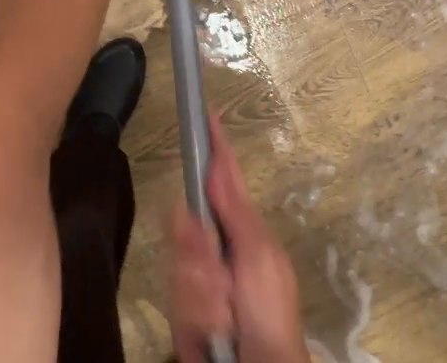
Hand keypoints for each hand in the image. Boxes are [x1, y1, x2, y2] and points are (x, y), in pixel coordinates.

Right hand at [166, 117, 309, 362]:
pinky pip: (174, 298)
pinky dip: (194, 318)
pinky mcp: (186, 310)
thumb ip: (233, 215)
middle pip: (185, 225)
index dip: (216, 148)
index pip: (223, 178)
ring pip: (178, 264)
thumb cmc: (272, 313)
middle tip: (221, 283)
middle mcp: (217, 247)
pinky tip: (213, 332)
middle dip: (197, 258)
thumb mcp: (259, 259)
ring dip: (201, 294)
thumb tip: (211, 168)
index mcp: (242, 228)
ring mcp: (200, 279)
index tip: (209, 114)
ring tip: (225, 316)